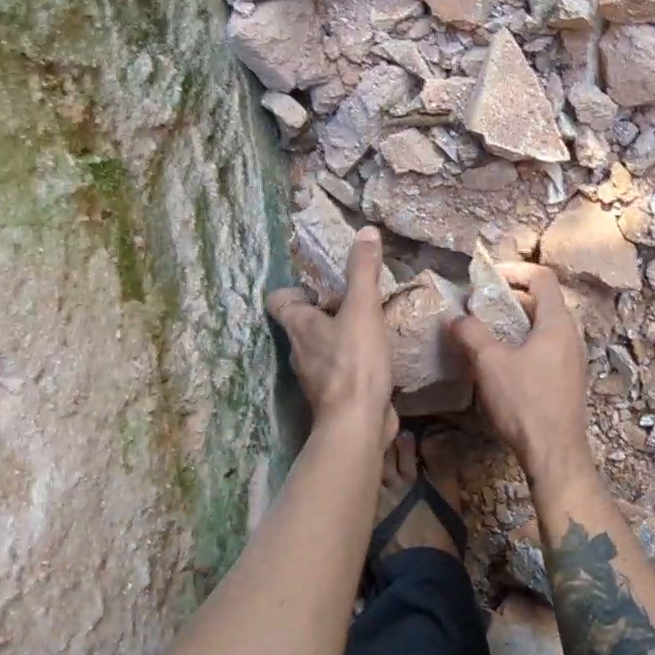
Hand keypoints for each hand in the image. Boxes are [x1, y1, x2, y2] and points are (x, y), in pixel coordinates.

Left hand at [266, 227, 396, 449]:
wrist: (358, 423)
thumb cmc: (354, 363)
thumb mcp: (362, 309)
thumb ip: (363, 271)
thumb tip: (366, 231)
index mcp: (299, 326)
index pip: (279, 300)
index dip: (294, 289)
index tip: (321, 285)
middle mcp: (300, 351)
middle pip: (302, 324)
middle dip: (323, 311)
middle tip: (353, 301)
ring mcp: (317, 377)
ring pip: (321, 349)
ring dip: (339, 338)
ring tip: (368, 328)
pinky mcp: (336, 396)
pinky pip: (341, 371)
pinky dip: (353, 363)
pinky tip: (376, 360)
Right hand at [448, 263, 591, 477]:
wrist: (555, 452)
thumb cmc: (525, 402)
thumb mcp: (490, 363)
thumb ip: (471, 334)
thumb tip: (456, 319)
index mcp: (558, 322)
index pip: (542, 277)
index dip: (514, 271)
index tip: (487, 279)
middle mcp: (572, 335)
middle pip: (542, 302)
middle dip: (510, 299)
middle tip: (480, 308)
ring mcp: (573, 358)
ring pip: (544, 328)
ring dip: (516, 324)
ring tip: (487, 335)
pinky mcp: (569, 379)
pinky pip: (547, 349)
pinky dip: (525, 345)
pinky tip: (504, 364)